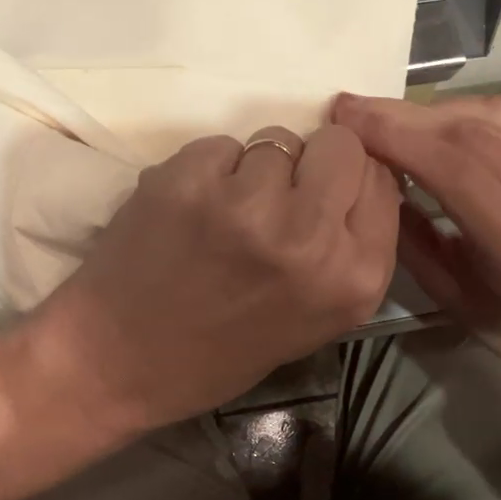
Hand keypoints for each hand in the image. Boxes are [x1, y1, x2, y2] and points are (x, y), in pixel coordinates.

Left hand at [25, 124, 401, 431]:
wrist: (119, 360)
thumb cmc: (221, 350)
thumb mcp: (316, 315)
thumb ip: (348, 245)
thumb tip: (362, 170)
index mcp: (355, 277)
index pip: (381, 178)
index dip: (348, 178)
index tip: (318, 193)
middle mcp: (311, 236)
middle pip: (339, 143)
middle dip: (308, 162)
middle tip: (273, 198)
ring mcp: (248, 203)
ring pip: (275, 139)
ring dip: (251, 168)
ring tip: (222, 215)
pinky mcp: (192, 178)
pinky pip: (221, 143)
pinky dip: (206, 168)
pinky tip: (187, 210)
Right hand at [332, 93, 500, 387]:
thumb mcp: (448, 296)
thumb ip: (409, 235)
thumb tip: (368, 171)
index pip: (460, 175)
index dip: (400, 139)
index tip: (349, 122)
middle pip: (480, 136)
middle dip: (408, 117)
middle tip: (356, 109)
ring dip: (437, 108)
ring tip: (393, 114)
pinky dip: (468, 111)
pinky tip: (438, 120)